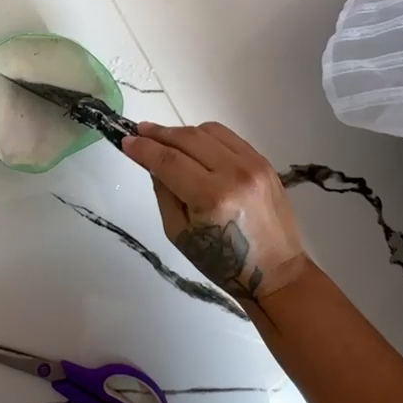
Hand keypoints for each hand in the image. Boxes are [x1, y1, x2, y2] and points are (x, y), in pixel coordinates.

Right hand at [122, 122, 313, 303]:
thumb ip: (164, 193)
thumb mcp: (180, 233)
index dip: (144, 149)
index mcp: (211, 198)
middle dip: (159, 133)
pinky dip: (205, 136)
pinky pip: (228, 136)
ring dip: (181, 132)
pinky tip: (193, 145)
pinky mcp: (264, 162)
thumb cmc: (223, 262)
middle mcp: (234, 174)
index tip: (126, 141)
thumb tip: (152, 163)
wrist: (277, 271)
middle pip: (187, 139)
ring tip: (164, 138)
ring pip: (208, 131)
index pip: (169, 161)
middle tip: (139, 132)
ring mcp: (253, 164)